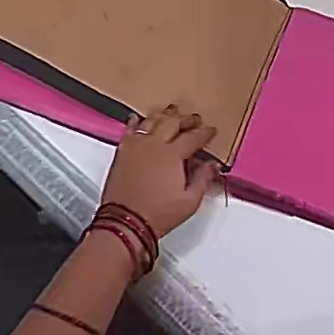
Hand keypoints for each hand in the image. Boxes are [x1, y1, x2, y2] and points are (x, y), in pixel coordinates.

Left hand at [102, 105, 221, 236]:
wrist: (126, 221)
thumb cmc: (157, 214)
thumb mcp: (190, 201)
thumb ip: (203, 178)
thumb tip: (211, 166)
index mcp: (172, 155)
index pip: (193, 137)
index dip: (204, 133)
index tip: (210, 131)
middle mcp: (153, 145)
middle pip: (173, 122)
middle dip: (186, 119)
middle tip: (193, 119)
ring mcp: (136, 147)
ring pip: (152, 121)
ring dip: (164, 115)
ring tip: (171, 113)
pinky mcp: (122, 152)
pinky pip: (130, 130)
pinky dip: (135, 122)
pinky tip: (137, 119)